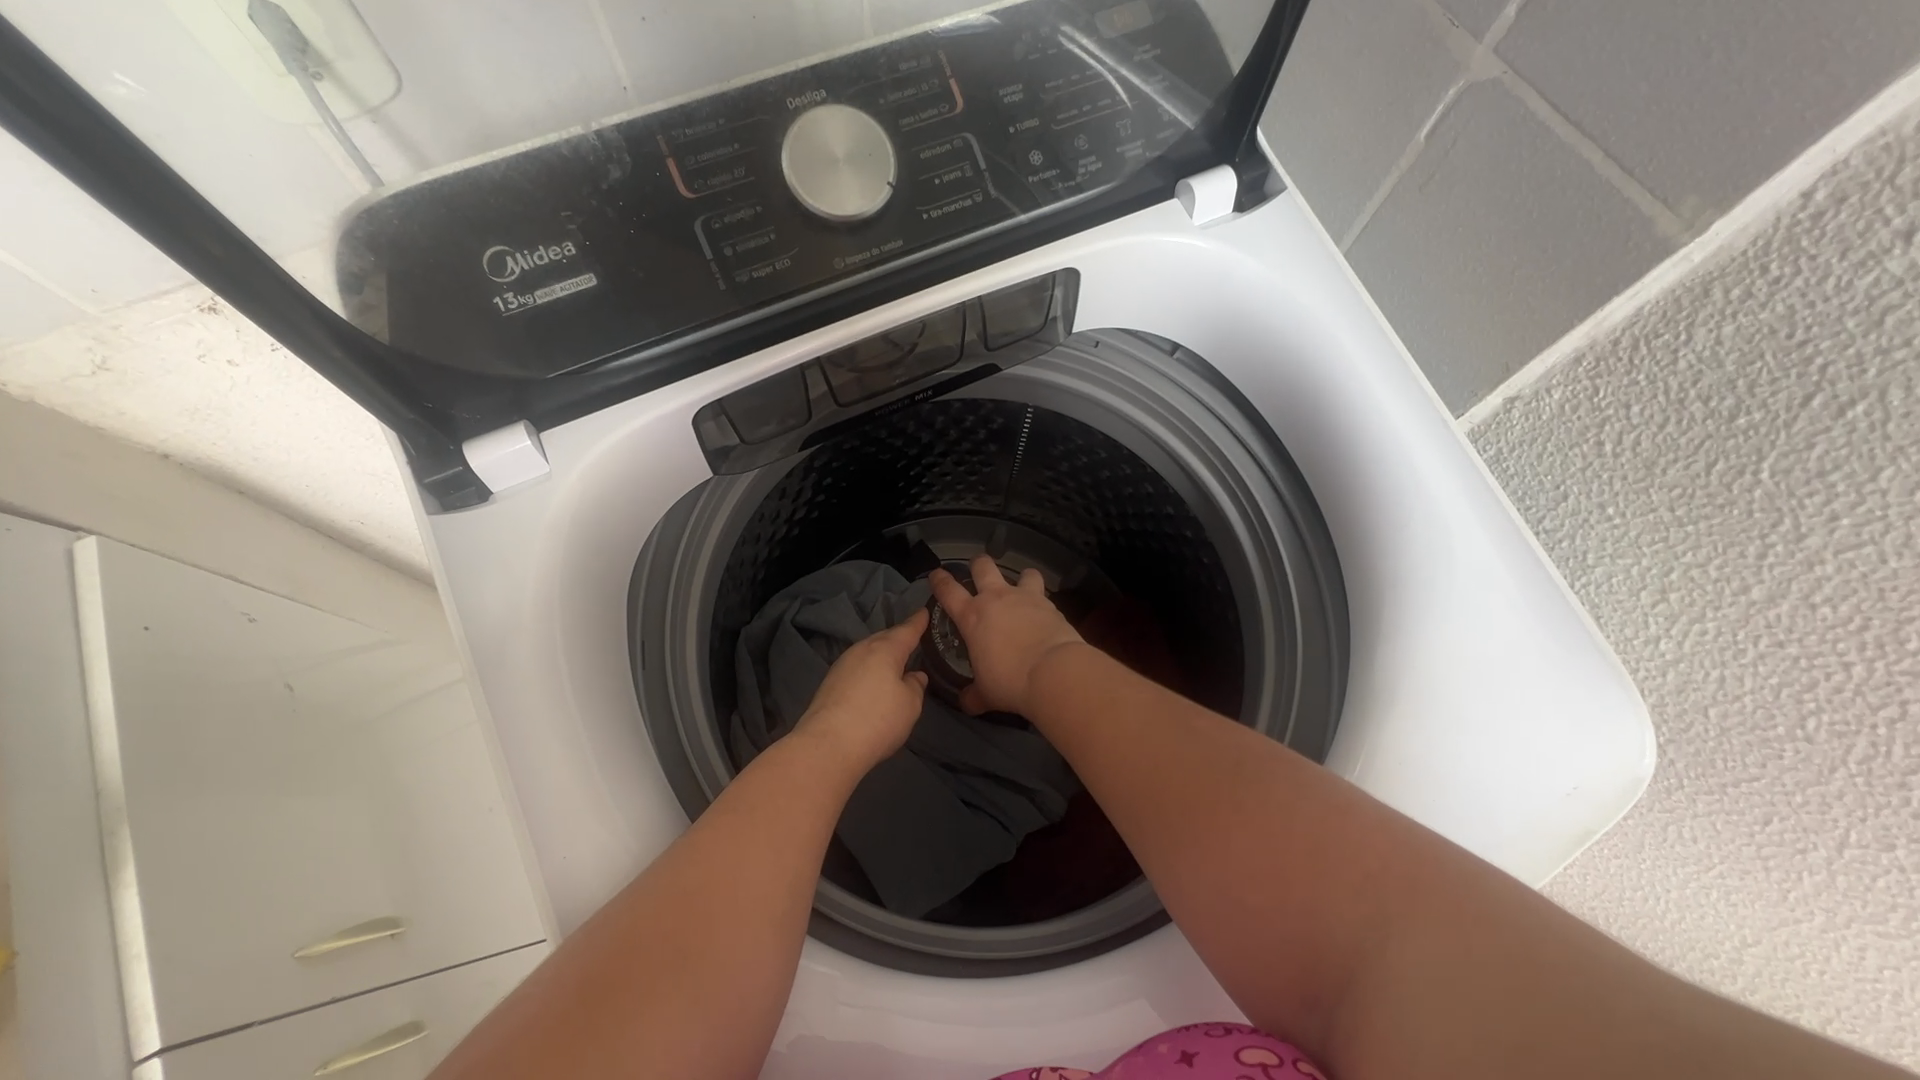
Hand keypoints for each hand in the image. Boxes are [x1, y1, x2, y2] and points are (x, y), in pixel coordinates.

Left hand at [791, 608, 929, 774]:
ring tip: (894, 661)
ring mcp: (842, 666)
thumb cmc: (878, 720)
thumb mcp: (910, 705)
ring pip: (867, 653)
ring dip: (881, 655)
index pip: (906, 630)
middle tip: (911, 638)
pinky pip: (856, 668)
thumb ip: (915, 686)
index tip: (924, 612)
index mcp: (885, 649)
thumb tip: (914, 675)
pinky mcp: (829, 683)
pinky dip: (868, 669)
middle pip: (884, 639)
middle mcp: (861, 650)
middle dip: (898, 638)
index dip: (917, 622)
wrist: (828, 744)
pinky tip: (873, 681)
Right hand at [929, 555, 1084, 716]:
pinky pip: (1045, 595)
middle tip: (978, 570)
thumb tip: (967, 703)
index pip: (948, 591)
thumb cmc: (1010, 682)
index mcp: (972, 616)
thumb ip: (974, 695)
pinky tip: (1045, 615)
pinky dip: (1043, 602)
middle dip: (979, 564)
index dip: (940, 580)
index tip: (936, 574)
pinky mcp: (1051, 605)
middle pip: (983, 567)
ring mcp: (1026, 598)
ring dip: (1021, 578)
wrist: (1054, 672)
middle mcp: (997, 599)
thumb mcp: (986, 694)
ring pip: (1023, 572)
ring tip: (1023, 588)